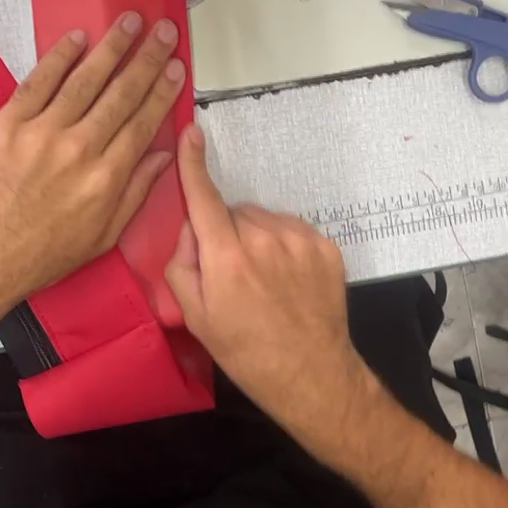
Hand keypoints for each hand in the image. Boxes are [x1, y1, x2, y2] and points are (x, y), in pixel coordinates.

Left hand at [0, 12, 184, 314]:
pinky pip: (38, 82)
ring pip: (85, 79)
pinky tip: (77, 39)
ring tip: (129, 23)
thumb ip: (136, 193)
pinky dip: (59, 58)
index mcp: (106, 178)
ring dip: (111, 47)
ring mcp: (42, 133)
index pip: (143, 122)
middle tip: (162, 33)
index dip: (163, 91)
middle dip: (147, 58)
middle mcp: (79, 149)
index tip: (175, 69)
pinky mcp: (7, 125)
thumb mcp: (103, 237)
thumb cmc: (40, 254)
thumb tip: (161, 159)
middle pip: (122, 93)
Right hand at [164, 125, 370, 429]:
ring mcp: (300, 240)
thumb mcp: (195, 316)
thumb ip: (182, 264)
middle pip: (232, 214)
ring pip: (262, 219)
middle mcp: (264, 238)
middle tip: (232, 274)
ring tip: (264, 279)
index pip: (204, 198)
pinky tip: (287, 278)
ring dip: (256, 237)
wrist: (311, 374)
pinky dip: (283, 245)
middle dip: (226, 233)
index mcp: (227, 257)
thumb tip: (191, 231)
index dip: (194, 165)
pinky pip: (291, 229)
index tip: (191, 132)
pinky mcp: (326, 246)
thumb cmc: (244, 351)